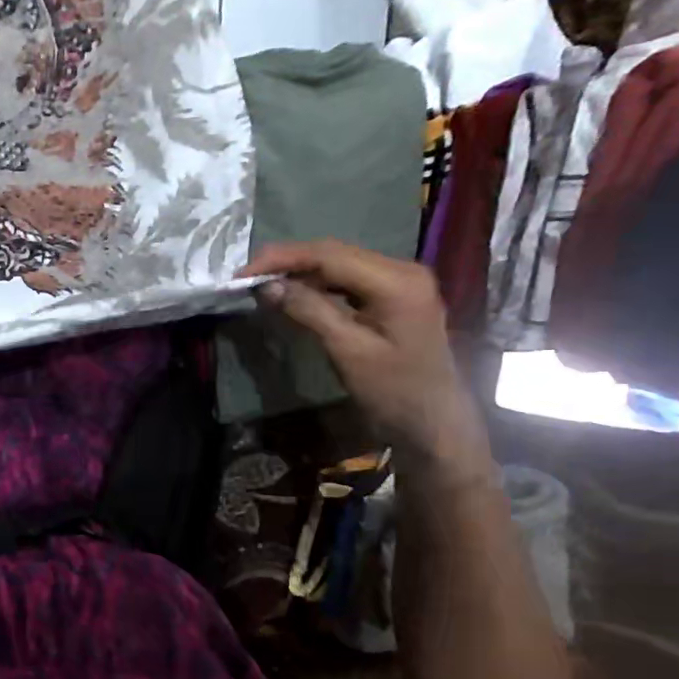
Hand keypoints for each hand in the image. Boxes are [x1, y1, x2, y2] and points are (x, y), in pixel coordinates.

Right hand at [240, 240, 492, 485]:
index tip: (244, 273)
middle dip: (289, 262)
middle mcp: (402, 269)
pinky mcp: (394, 295)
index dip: (282, 258)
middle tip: (247, 277)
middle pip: (335, 253)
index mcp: (397, 280)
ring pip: (340, 264)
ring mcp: (401, 281)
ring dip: (301, 271)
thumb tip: (267, 285)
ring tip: (264, 283)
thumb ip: (309, 311)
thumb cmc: (394, 392)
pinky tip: (295, 292)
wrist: (435, 425)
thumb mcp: (348, 352)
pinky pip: (349, 279)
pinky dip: (319, 284)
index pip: (329, 254)